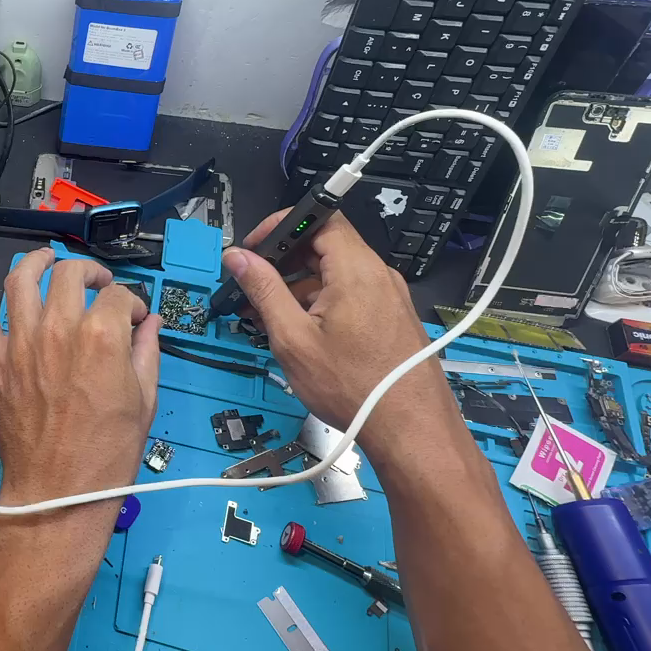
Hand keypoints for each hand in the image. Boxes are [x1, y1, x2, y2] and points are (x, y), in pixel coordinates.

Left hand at [0, 250, 162, 506]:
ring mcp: (22, 342)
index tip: (134, 317)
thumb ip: (147, 353)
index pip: (118, 297)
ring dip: (36, 262)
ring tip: (47, 260)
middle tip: (98, 285)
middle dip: (90, 272)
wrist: (58, 493)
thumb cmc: (105, 455)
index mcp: (102, 337)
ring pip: (22, 280)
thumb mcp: (144, 402)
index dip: (131, 303)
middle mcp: (58, 329)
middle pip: (70, 274)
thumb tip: (150, 325)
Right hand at [220, 210, 461, 460]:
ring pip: (335, 273)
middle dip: (283, 261)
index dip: (281, 225)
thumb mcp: (293, 338)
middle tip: (252, 285)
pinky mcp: (391, 318)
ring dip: (298, 286)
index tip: (253, 249)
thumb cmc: (352, 387)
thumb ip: (263, 290)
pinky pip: (349, 294)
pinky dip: (319, 302)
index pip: (320, 218)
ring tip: (268, 315)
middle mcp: (378, 276)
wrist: (412, 432)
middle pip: (325, 245)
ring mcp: (389, 297)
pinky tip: (298, 331)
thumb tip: (238, 257)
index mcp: (356, 270)